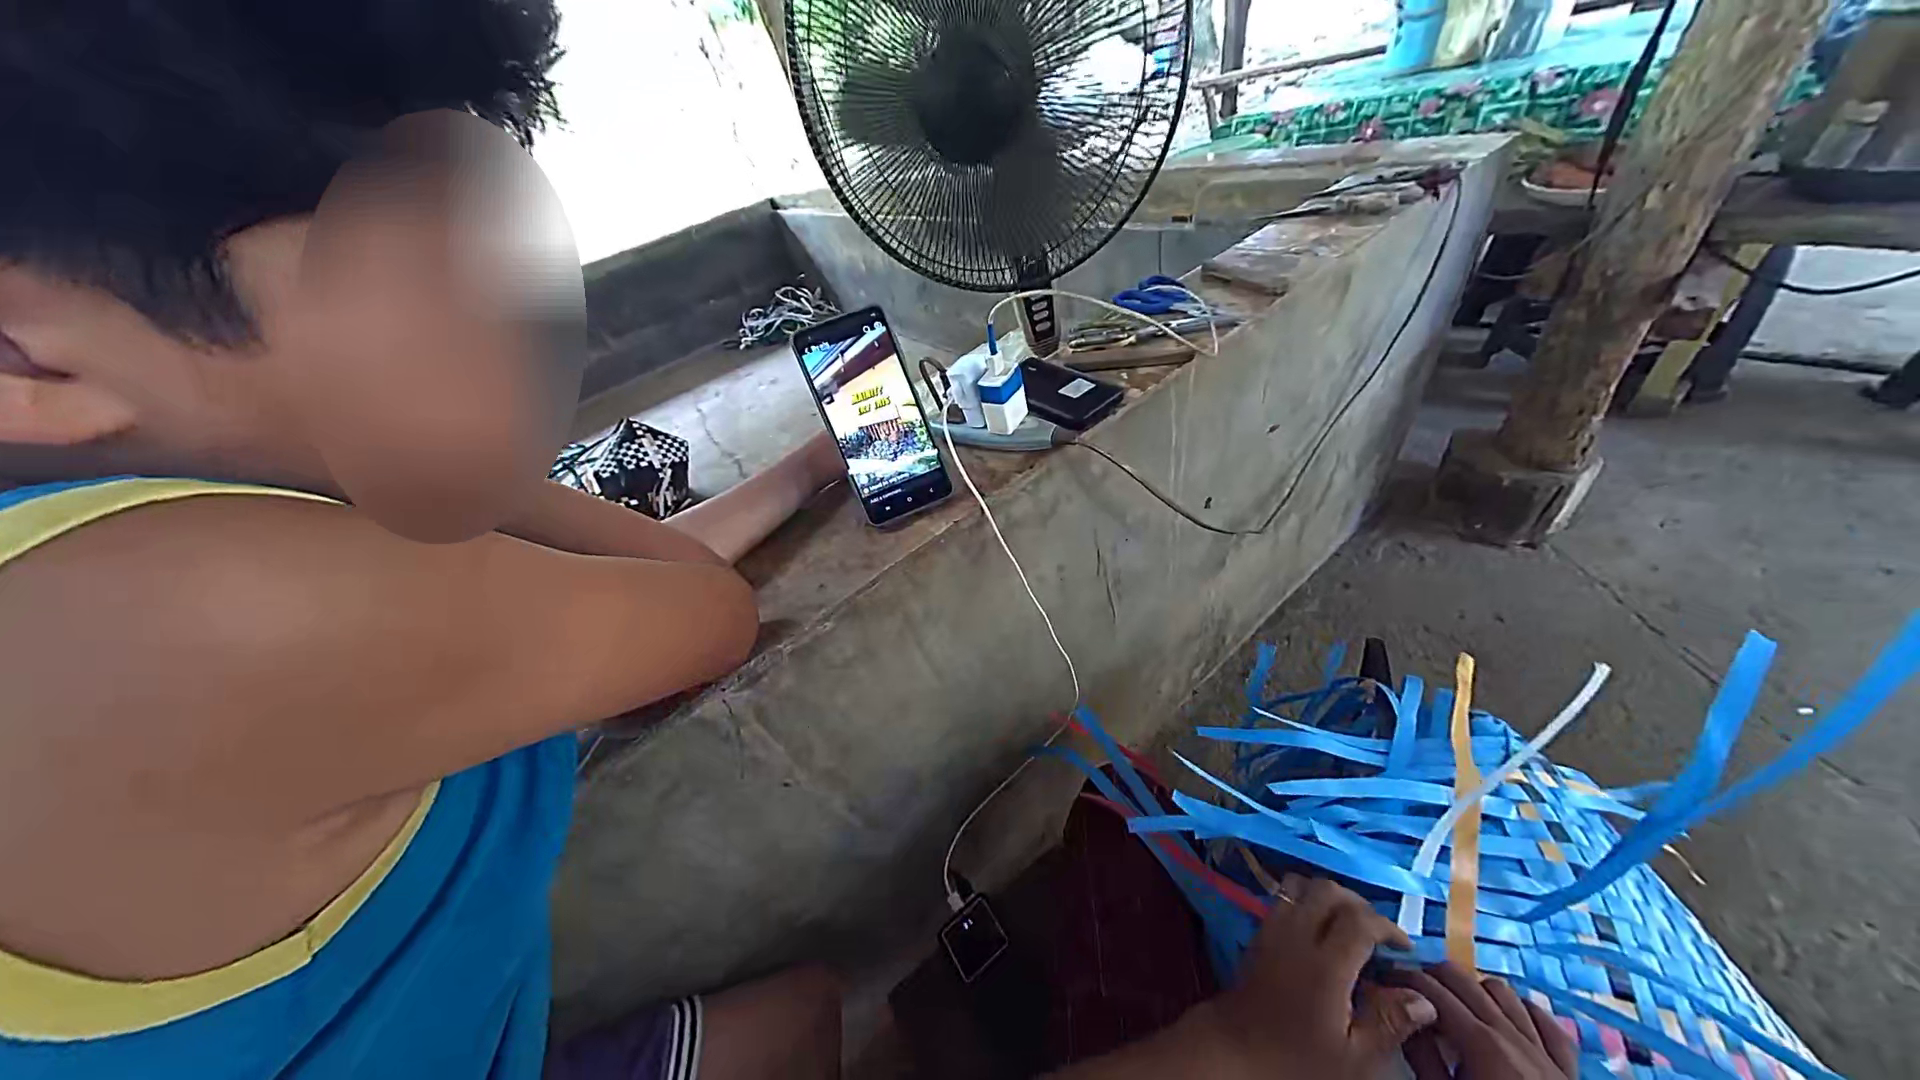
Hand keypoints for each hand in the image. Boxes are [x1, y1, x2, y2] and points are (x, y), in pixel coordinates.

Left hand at [1200, 875, 1438, 1079]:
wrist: (1234, 1048)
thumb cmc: (1297, 1060)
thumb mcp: (1353, 1057)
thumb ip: (1388, 1022)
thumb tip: (1423, 998)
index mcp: (1325, 964)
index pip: (1359, 920)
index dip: (1388, 926)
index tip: (1406, 948)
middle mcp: (1296, 934)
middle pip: (1327, 891)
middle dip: (1359, 904)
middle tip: (1379, 934)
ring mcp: (1272, 928)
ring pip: (1301, 886)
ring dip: (1329, 896)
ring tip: (1349, 926)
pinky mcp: (1258, 931)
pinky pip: (1283, 897)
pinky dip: (1305, 900)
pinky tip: (1319, 929)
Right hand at [1392, 963, 1577, 1079]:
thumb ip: (1422, 1055)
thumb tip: (1400, 1012)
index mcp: (1479, 1043)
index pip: (1428, 986)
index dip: (1400, 976)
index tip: (1382, 981)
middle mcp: (1512, 1036)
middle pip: (1461, 978)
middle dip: (1428, 975)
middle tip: (1410, 990)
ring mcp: (1545, 1052)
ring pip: (1502, 991)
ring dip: (1473, 989)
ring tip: (1455, 1004)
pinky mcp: (1568, 1070)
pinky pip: (1547, 1023)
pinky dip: (1522, 1010)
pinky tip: (1506, 1018)